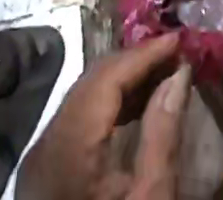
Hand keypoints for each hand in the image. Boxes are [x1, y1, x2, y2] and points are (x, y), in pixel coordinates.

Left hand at [18, 34, 191, 199]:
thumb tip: (178, 74)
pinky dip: (110, 102)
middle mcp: (47, 142)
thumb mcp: (150, 199)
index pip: (108, 78)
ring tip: (164, 67)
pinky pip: (79, 118)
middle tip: (175, 49)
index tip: (179, 38)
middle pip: (92, 81)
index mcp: (69, 147)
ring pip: (84, 96)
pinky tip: (139, 100)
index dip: (144, 53)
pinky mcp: (47, 170)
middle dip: (135, 59)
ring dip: (124, 78)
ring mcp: (42, 156)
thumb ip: (162, 132)